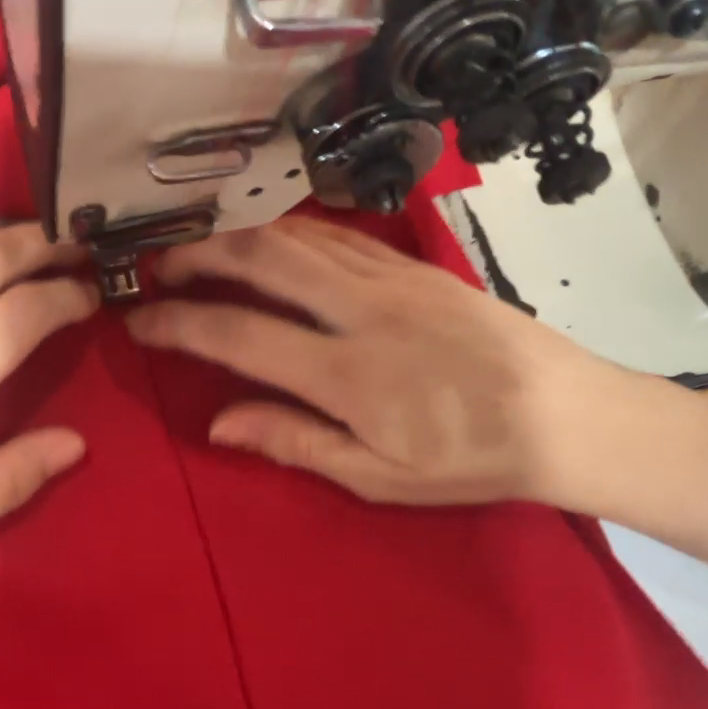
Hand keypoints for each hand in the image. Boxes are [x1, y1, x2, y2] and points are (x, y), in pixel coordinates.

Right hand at [125, 216, 617, 505]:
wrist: (567, 416)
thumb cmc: (469, 460)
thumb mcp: (378, 476)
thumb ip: (294, 443)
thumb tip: (218, 421)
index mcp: (346, 374)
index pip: (238, 335)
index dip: (178, 324)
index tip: (139, 322)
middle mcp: (360, 310)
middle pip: (261, 260)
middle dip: (197, 255)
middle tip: (158, 266)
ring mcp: (391, 278)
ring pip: (297, 236)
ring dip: (237, 235)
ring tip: (199, 247)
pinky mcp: (416, 265)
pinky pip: (337, 236)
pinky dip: (289, 232)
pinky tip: (269, 241)